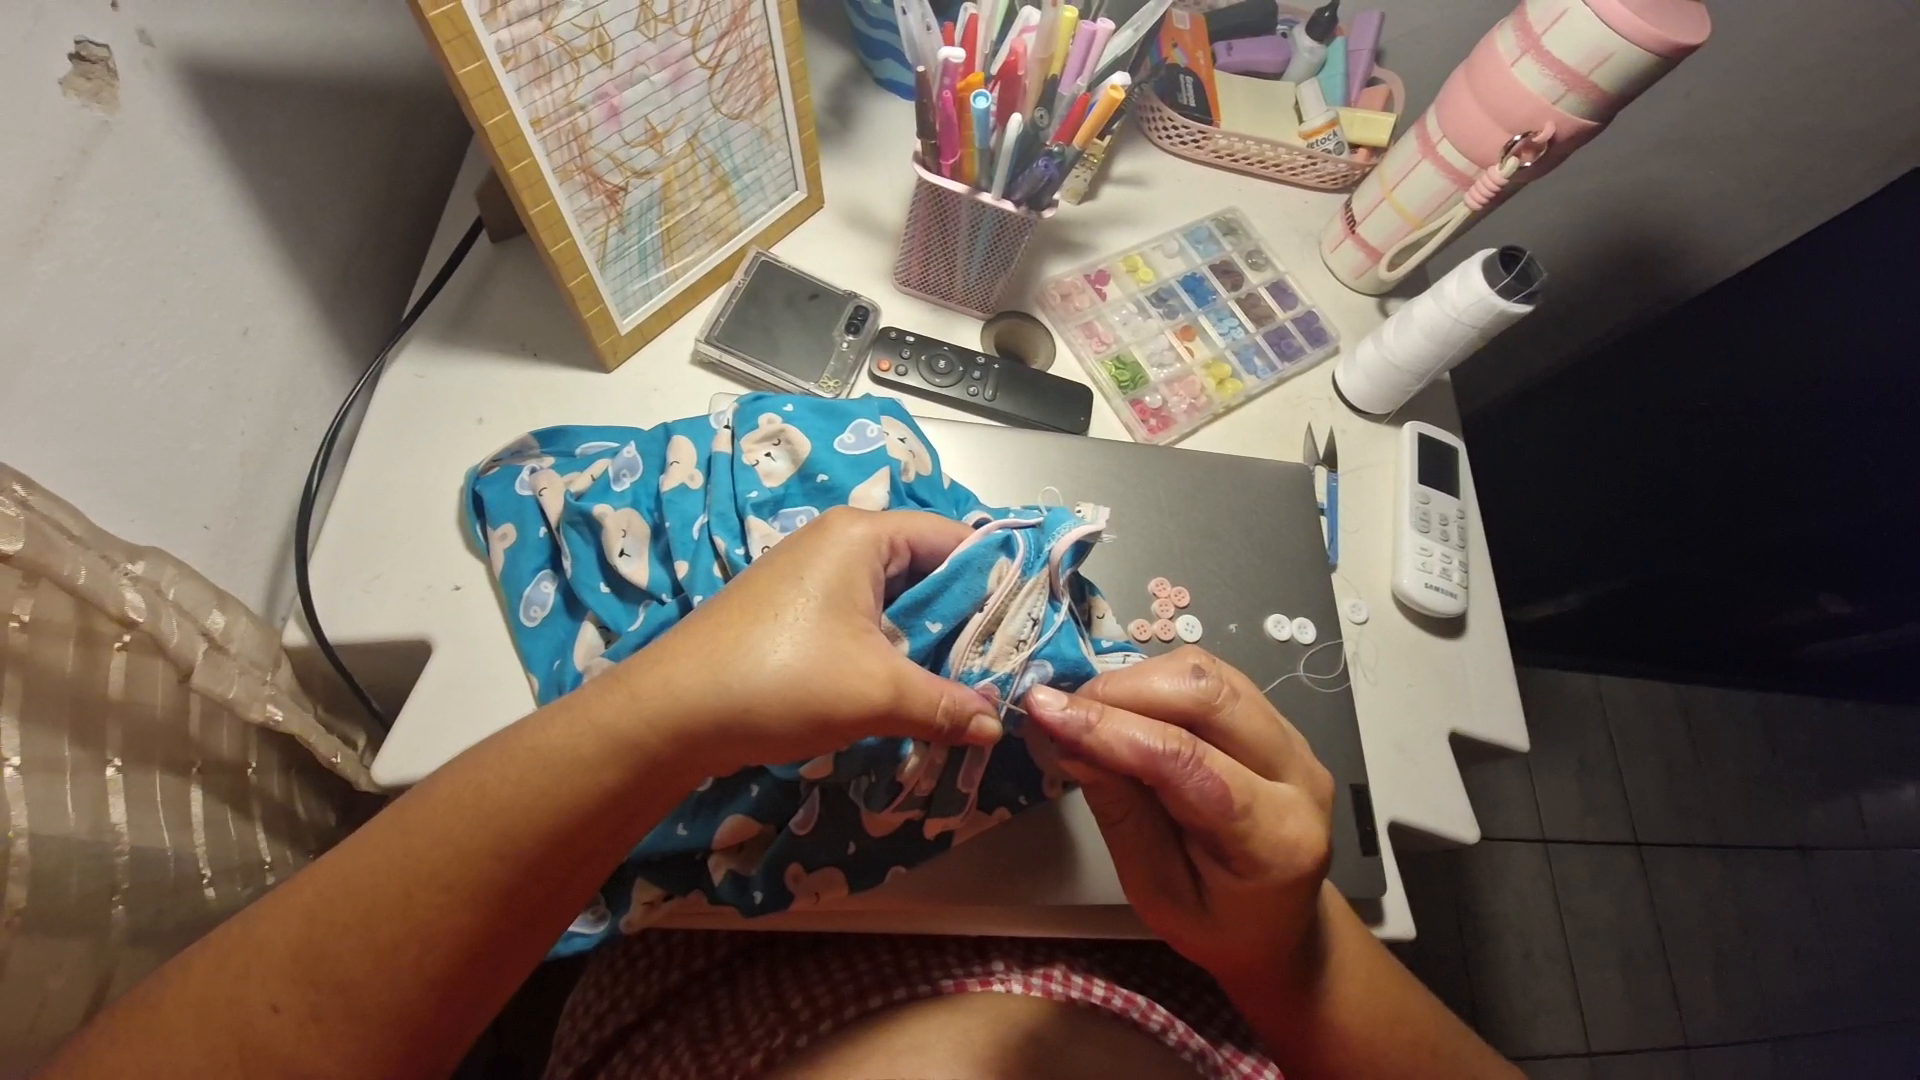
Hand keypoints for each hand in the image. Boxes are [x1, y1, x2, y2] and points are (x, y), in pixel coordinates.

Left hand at [596, 507, 1001, 777]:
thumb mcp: (877, 693)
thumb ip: (947, 705)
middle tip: (1000, 663)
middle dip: (963, 618)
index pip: (953, 538)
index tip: (1025, 624)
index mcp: (863, 535)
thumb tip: (997, 725)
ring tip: (963, 683)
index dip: (995, 578)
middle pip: (926, 569)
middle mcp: (839, 542)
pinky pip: (863, 618)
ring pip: (895, 600)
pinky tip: (908, 688)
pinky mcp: (796, 610)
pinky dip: (891, 649)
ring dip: (927, 640)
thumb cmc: (781, 680)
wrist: (671, 714)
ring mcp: (813, 575)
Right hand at [1021, 647, 1334, 991]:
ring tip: (1089, 710)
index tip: (1042, 710)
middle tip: (1062, 712)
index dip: (1109, 729)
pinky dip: (1155, 679)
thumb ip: (1118, 812)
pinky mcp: (1274, 718)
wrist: (1280, 920)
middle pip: (1207, 694)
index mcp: (1274, 838)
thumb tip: (1068, 739)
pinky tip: (1124, 706)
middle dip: (1121, 691)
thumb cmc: (1216, 922)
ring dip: (1136, 679)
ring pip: (1209, 672)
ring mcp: (1293, 737)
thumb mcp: (1154, 892)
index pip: (1187, 761)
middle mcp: (1297, 774)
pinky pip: (1212, 674)